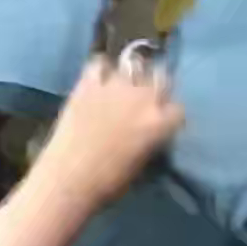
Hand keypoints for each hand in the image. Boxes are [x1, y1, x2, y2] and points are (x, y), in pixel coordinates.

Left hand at [33, 55, 184, 211]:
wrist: (69, 178)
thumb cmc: (108, 182)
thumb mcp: (143, 163)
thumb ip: (153, 139)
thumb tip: (151, 130)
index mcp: (160, 122)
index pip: (177, 109)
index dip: (168, 115)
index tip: (161, 121)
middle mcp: (143, 97)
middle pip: (160, 78)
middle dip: (154, 88)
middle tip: (142, 102)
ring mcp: (115, 86)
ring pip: (132, 66)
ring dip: (129, 78)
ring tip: (118, 90)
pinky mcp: (88, 83)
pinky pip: (99, 63)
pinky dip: (100, 69)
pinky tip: (97, 79)